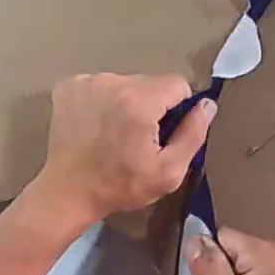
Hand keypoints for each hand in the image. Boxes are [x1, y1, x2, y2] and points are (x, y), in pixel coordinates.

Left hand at [29, 73, 215, 225]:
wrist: (67, 193)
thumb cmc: (120, 186)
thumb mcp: (168, 171)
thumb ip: (193, 134)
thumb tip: (207, 104)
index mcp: (139, 100)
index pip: (177, 84)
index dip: (179, 108)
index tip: (166, 133)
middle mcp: (112, 82)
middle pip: (150, 83)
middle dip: (152, 106)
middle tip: (139, 139)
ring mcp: (86, 82)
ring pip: (125, 83)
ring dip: (127, 102)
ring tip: (115, 134)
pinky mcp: (67, 87)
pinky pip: (99, 85)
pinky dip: (102, 101)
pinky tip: (96, 126)